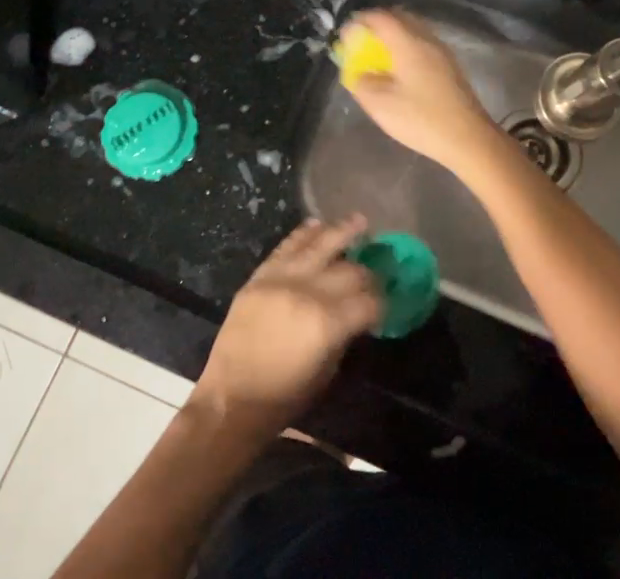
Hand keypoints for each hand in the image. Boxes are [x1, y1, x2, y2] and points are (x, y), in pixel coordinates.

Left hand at [192, 216, 382, 430]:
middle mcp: (307, 293)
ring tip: (359, 221)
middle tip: (376, 272)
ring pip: (318, 245)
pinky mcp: (259, 278)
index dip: (383, 301)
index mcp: (329, 324)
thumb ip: (344, 335)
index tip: (387, 301)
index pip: (369, 301)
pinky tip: (317, 224)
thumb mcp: (327, 370)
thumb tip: (357, 313)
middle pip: (349, 270)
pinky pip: (285, 248)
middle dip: (368, 271)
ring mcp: (281, 281)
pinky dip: (302, 234)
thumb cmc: (285, 396)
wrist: (232, 399)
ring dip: (342, 231)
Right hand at [343, 9, 500, 173]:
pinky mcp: (450, 66)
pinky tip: (400, 69)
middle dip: (377, 25)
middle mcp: (427, 40)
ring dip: (393, 36)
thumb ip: (362, 81)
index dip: (360, 21)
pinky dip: (406, 47)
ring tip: (378, 55)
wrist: (468, 138)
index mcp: (409, 43)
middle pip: (400, 18)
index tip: (346, 35)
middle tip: (361, 41)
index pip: (381, 17)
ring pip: (414, 31)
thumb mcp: (380, 104)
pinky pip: (423, 44)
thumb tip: (359, 70)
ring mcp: (442, 52)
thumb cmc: (421, 119)